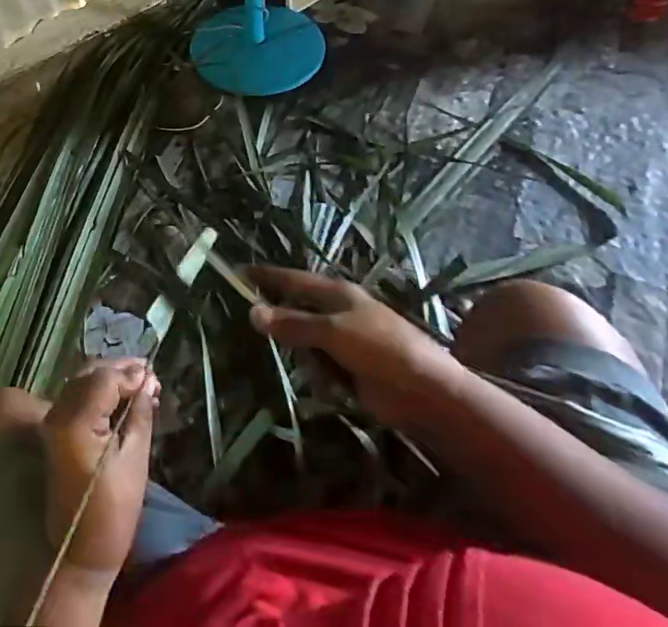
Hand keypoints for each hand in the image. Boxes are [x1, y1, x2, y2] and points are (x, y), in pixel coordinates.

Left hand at [39, 357, 158, 579]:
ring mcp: (50, 419)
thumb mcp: (135, 460)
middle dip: (117, 371)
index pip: (102, 379)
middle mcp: (55, 412)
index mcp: (74, 420)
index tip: (153, 375)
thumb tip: (147, 383)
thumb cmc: (112, 510)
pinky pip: (73, 397)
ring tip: (137, 381)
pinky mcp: (52, 428)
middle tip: (147, 372)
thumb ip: (139, 415)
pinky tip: (117, 396)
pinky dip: (95, 392)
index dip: (129, 374)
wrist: (78, 547)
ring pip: (78, 383)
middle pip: (86, 376)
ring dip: (106, 378)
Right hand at [247, 266, 469, 429]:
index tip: (238, 272)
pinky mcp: (349, 366)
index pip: (292, 279)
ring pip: (303, 337)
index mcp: (337, 293)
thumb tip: (252, 312)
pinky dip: (317, 372)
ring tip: (308, 365)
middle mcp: (339, 311)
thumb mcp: (332, 332)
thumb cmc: (381, 350)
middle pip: (295, 308)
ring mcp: (345, 339)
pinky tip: (324, 382)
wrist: (430, 395)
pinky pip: (319, 362)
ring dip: (301, 351)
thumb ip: (291, 323)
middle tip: (255, 325)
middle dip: (279, 318)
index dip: (265, 276)